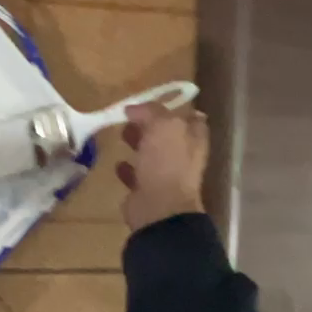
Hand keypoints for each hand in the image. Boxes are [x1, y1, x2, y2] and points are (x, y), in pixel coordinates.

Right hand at [115, 101, 209, 231]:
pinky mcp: (148, 190)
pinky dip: (128, 168)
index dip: (171, 109)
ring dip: (137, 144)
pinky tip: (118, 164)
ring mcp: (166, 174)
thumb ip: (149, 112)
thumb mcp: (162, 126)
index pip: (189, 117)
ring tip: (121, 135)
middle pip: (166, 135)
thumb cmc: (166, 163)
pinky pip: (137, 175)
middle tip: (130, 118)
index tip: (150, 104)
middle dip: (149, 125)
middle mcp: (183, 155)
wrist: (159, 207)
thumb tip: (132, 108)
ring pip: (151, 154)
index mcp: (193, 138)